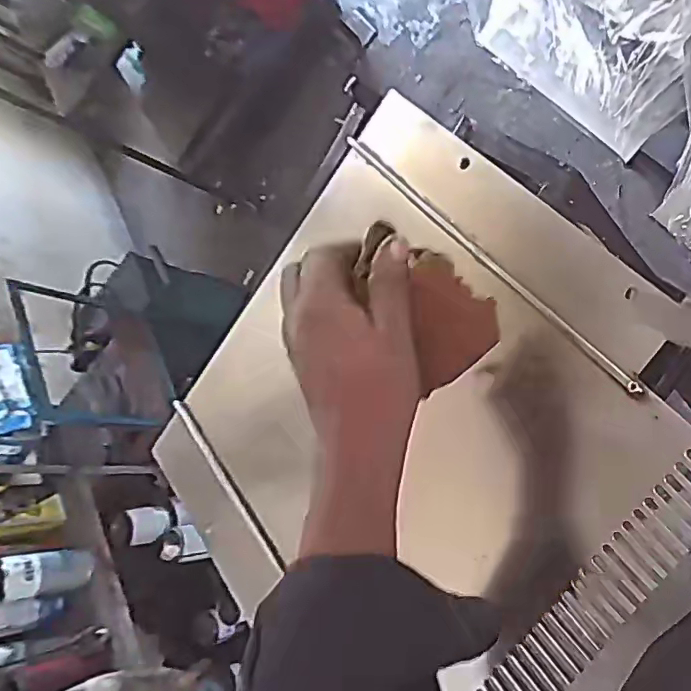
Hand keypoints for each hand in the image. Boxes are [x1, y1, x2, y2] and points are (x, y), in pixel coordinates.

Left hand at [281, 239, 419, 556]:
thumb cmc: (381, 392)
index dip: (355, 246)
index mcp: (318, 304)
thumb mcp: (396, 332)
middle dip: (335, 263)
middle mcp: (297, 318)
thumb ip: (391, 285)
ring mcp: (295, 342)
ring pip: (300, 295)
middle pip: (303, 270)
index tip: (383, 253)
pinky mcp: (301, 362)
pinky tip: (358, 329)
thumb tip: (392, 247)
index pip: (325, 253)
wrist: (357, 444)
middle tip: (372, 272)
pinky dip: (325, 311)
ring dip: (328, 286)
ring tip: (368, 299)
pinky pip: (305, 320)